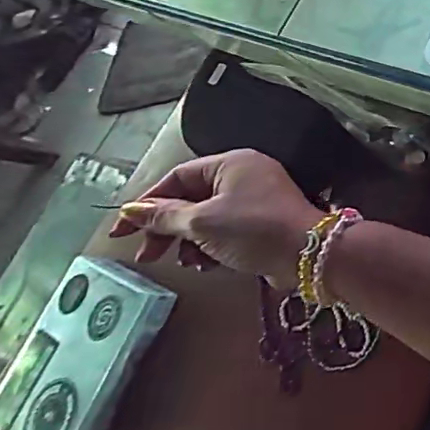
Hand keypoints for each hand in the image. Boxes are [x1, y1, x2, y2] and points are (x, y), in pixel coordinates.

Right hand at [108, 149, 321, 283]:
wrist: (308, 254)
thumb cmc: (253, 229)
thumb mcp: (203, 223)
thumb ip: (165, 217)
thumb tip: (132, 210)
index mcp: (230, 164)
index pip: (177, 177)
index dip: (147, 203)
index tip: (122, 229)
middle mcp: (243, 175)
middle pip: (191, 198)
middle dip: (167, 228)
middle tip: (147, 255)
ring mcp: (256, 199)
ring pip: (208, 218)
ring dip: (190, 241)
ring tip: (184, 262)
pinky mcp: (263, 223)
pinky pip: (227, 230)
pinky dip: (212, 246)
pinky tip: (206, 266)